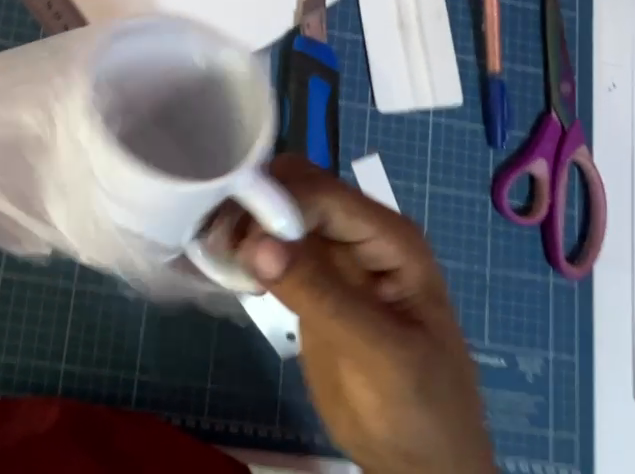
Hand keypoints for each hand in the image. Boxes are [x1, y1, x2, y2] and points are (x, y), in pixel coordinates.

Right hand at [237, 156, 492, 473]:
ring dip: (240, 223)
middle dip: (251, 204)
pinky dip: (240, 247)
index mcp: (388, 237)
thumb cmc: (419, 407)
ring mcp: (330, 255)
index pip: (321, 193)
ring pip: (274, 211)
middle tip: (216, 242)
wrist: (421, 463)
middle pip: (293, 189)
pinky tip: (219, 266)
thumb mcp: (378, 352)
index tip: (237, 240)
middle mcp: (357, 233)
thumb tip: (256, 243)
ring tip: (213, 255)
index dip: (276, 204)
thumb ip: (320, 294)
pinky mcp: (306, 279)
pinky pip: (268, 245)